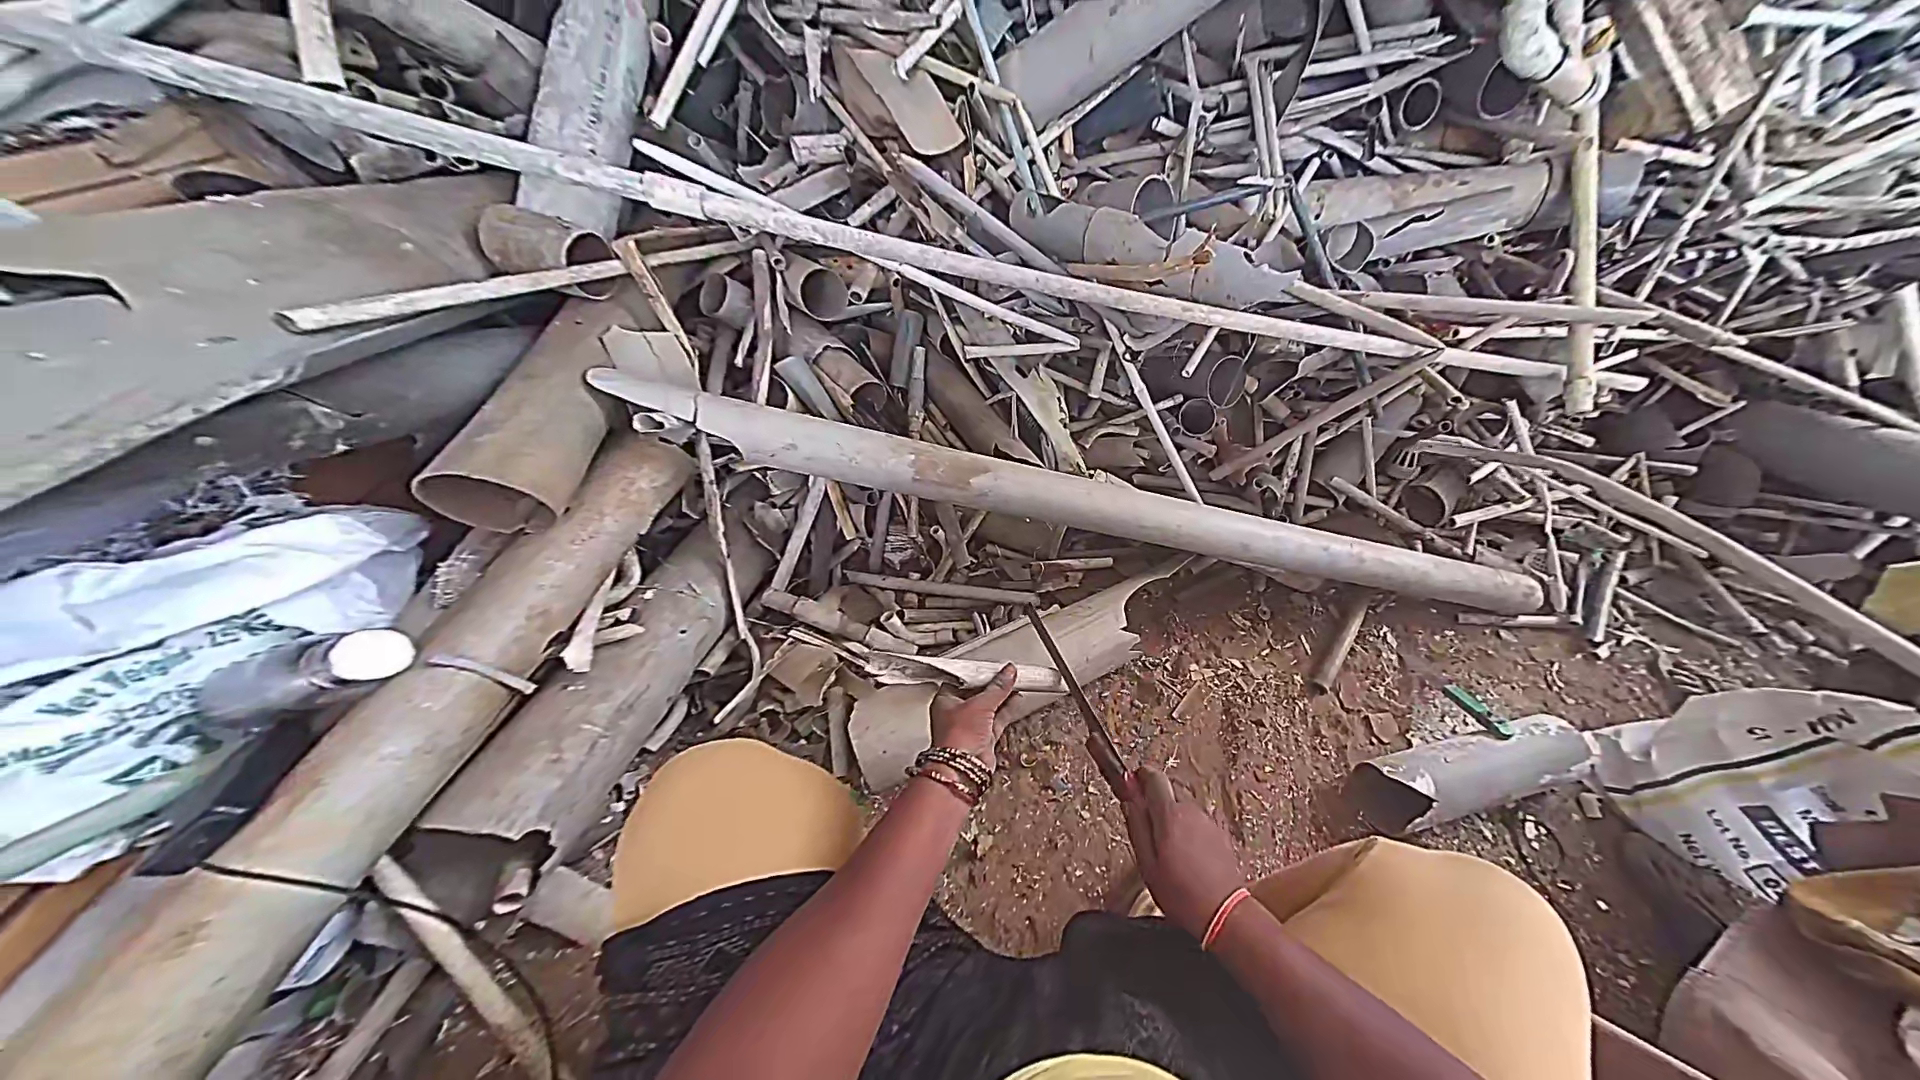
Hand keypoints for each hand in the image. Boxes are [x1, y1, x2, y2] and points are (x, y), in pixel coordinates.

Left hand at [928, 664, 1016, 769]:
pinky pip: (997, 718)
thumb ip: (997, 688)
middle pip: (976, 693)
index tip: (992, 666)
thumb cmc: (957, 738)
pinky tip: (1016, 699)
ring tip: (1015, 682)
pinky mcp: (983, 737)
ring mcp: (970, 726)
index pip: (962, 680)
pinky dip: (1007, 709)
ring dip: (1002, 695)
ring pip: (989, 706)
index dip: (977, 673)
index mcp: (945, 700)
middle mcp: (956, 713)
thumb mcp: (980, 704)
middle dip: (992, 684)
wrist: (964, 767)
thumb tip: (1007, 673)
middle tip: (1006, 673)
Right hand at [1120, 765, 1246, 939]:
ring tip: (1170, 856)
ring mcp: (1208, 822)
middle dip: (1156, 809)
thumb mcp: (1147, 862)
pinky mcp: (1220, 834)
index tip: (1133, 786)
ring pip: (1183, 812)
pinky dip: (1189, 835)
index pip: (1154, 777)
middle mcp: (1191, 811)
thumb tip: (1129, 799)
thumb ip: (1137, 824)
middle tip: (1150, 838)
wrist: (1225, 914)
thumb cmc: (1182, 893)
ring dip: (1174, 824)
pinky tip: (1188, 861)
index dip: (1141, 778)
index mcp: (1170, 815)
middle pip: (1168, 796)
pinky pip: (1197, 825)